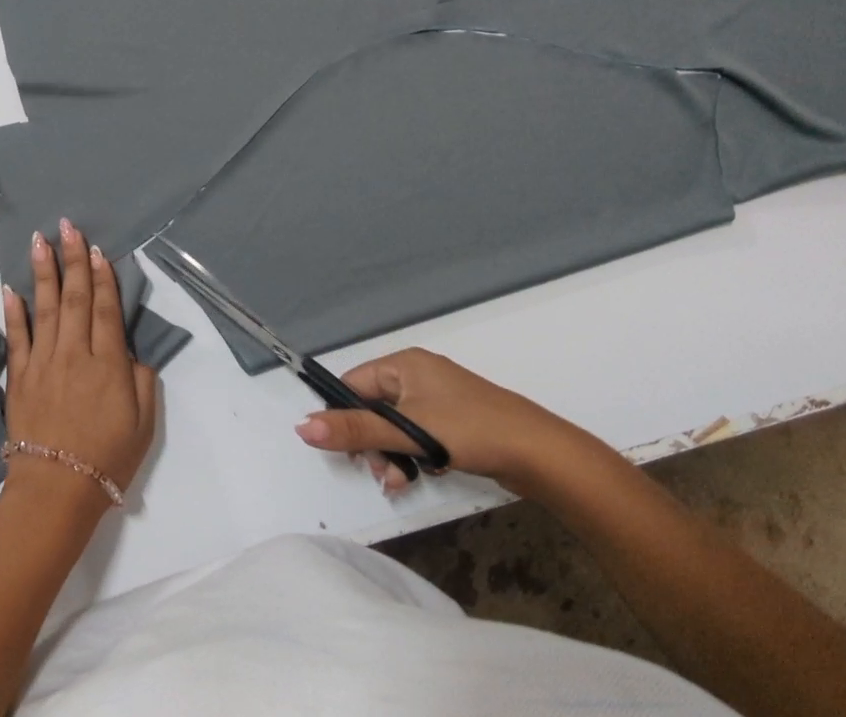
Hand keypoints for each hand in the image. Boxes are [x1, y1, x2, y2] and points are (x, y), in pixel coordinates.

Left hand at [2, 219, 157, 516]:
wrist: (56, 486)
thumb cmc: (108, 458)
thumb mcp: (144, 423)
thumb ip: (141, 379)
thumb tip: (129, 352)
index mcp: (108, 362)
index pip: (107, 309)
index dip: (104, 277)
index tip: (97, 249)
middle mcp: (74, 352)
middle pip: (75, 297)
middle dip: (73, 259)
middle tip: (68, 225)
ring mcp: (43, 361)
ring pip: (44, 307)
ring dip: (43, 272)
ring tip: (39, 240)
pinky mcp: (19, 375)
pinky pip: (16, 336)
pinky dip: (13, 310)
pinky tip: (10, 287)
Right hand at [293, 347, 595, 494]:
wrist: (544, 455)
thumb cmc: (472, 431)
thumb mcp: (408, 431)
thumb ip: (355, 430)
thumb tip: (301, 428)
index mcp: (403, 364)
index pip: (351, 386)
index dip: (343, 418)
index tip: (349, 451)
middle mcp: (417, 375)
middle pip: (371, 409)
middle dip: (371, 444)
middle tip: (382, 472)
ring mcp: (438, 399)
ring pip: (394, 427)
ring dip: (391, 455)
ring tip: (401, 480)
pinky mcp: (454, 422)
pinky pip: (417, 436)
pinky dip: (414, 457)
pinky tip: (423, 476)